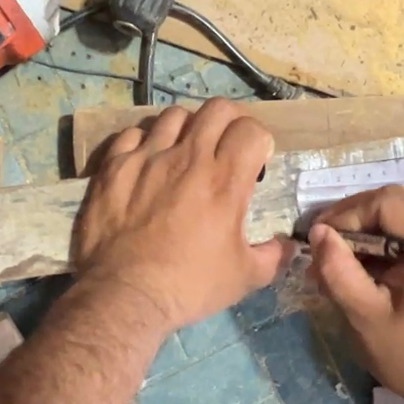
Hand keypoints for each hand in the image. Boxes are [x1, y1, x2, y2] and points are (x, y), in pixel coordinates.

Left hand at [73, 99, 295, 334]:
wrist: (124, 294)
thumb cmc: (190, 286)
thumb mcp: (245, 277)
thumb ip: (273, 255)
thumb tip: (289, 245)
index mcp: (224, 180)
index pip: (252, 129)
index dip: (259, 140)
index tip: (255, 161)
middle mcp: (188, 157)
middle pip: (217, 109)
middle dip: (229, 122)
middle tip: (225, 146)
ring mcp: (148, 157)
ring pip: (174, 115)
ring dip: (187, 128)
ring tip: (183, 151)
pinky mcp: (114, 166)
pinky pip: (132, 134)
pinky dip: (144, 142)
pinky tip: (145, 161)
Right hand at [306, 186, 403, 403]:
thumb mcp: (366, 315)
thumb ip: (338, 269)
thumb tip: (318, 233)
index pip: (385, 202)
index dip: (345, 213)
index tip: (317, 239)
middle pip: (396, 204)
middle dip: (354, 220)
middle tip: (324, 247)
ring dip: (369, 233)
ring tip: (340, 262)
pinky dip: (388, 245)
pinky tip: (367, 272)